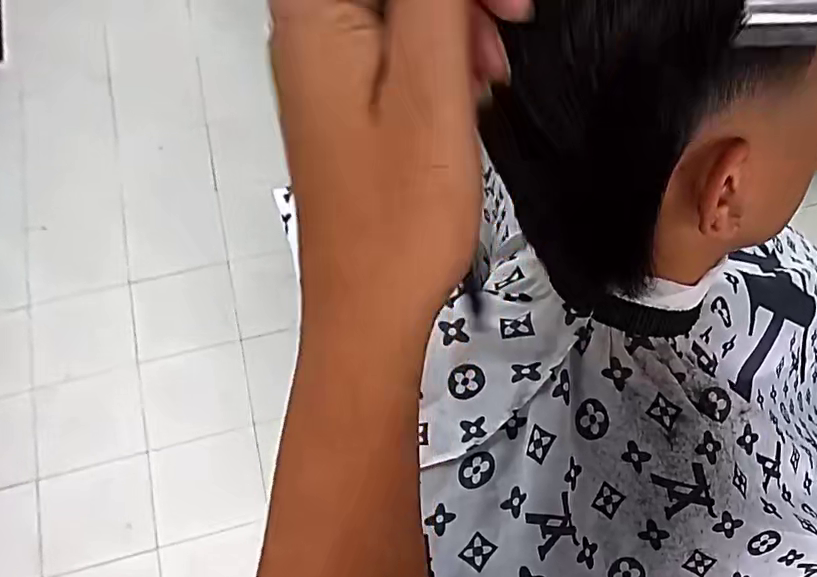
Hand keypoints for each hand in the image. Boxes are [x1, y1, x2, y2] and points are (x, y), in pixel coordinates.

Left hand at [269, 0, 528, 328]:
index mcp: (315, 7)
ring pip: (396, 13)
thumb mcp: (433, 95)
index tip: (509, 5)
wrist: (372, 306)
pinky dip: (436, 66)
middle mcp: (306, 28)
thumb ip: (439, 2)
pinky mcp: (346, 111)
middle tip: (506, 32)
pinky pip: (394, 57)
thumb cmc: (398, 224)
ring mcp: (325, 73)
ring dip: (452, 30)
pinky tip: (463, 100)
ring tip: (488, 80)